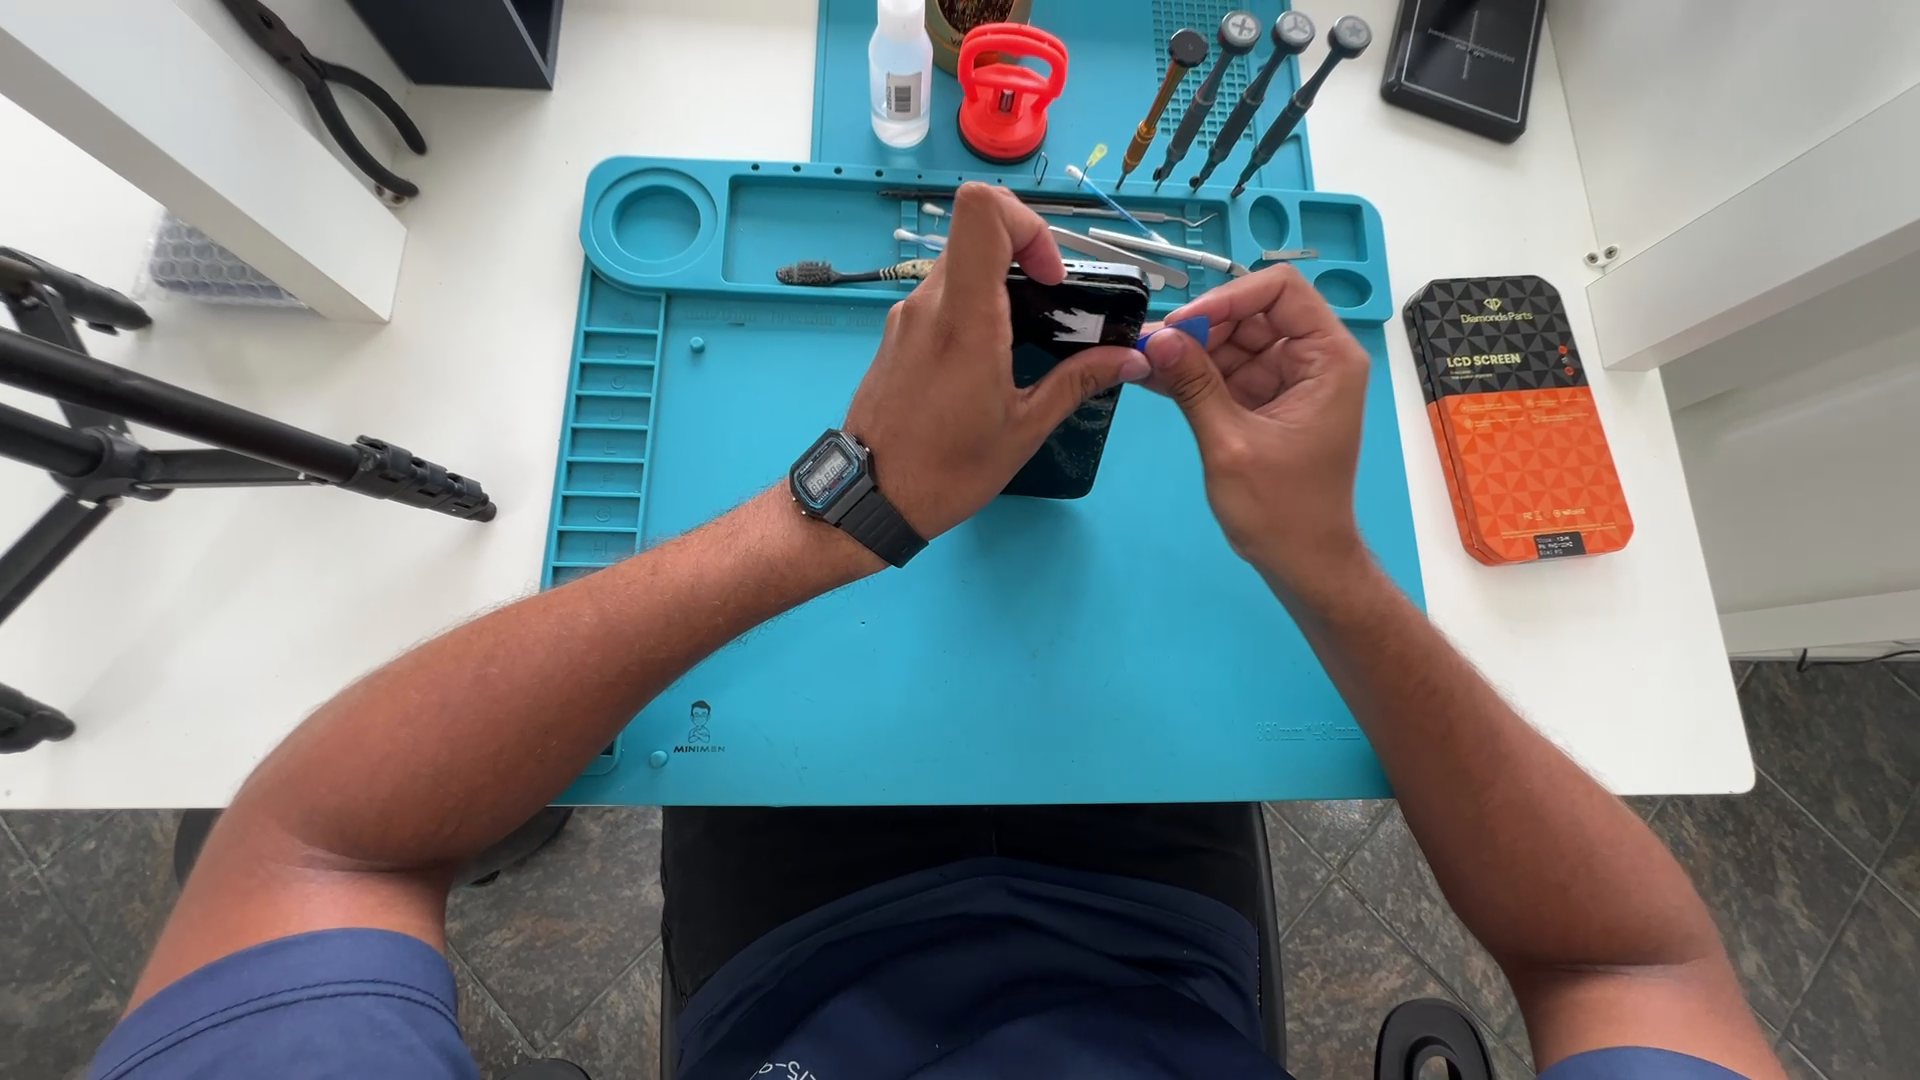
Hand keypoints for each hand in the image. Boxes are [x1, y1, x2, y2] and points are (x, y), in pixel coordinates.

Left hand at [842, 183, 1148, 538]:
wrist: (871, 499)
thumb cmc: (949, 470)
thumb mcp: (1024, 430)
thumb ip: (1077, 382)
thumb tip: (1130, 360)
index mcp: (965, 320)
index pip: (981, 211)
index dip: (1026, 224)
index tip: (1049, 278)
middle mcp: (928, 305)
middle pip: (975, 235)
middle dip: (1022, 256)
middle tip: (1049, 307)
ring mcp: (904, 319)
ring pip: (957, 267)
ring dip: (997, 285)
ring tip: (1022, 339)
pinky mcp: (894, 337)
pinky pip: (938, 299)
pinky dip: (971, 308)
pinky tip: (985, 359)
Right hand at [1141, 266, 1371, 594]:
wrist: (1301, 560)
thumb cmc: (1280, 508)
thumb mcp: (1231, 443)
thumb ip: (1195, 387)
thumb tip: (1157, 339)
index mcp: (1328, 359)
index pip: (1281, 291)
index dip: (1227, 298)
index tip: (1180, 327)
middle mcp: (1312, 360)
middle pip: (1251, 314)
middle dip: (1199, 328)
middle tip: (1147, 348)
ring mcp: (1286, 381)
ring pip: (1231, 343)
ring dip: (1187, 352)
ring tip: (1139, 362)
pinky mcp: (1263, 403)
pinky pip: (1224, 374)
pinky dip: (1191, 376)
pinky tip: (1151, 377)